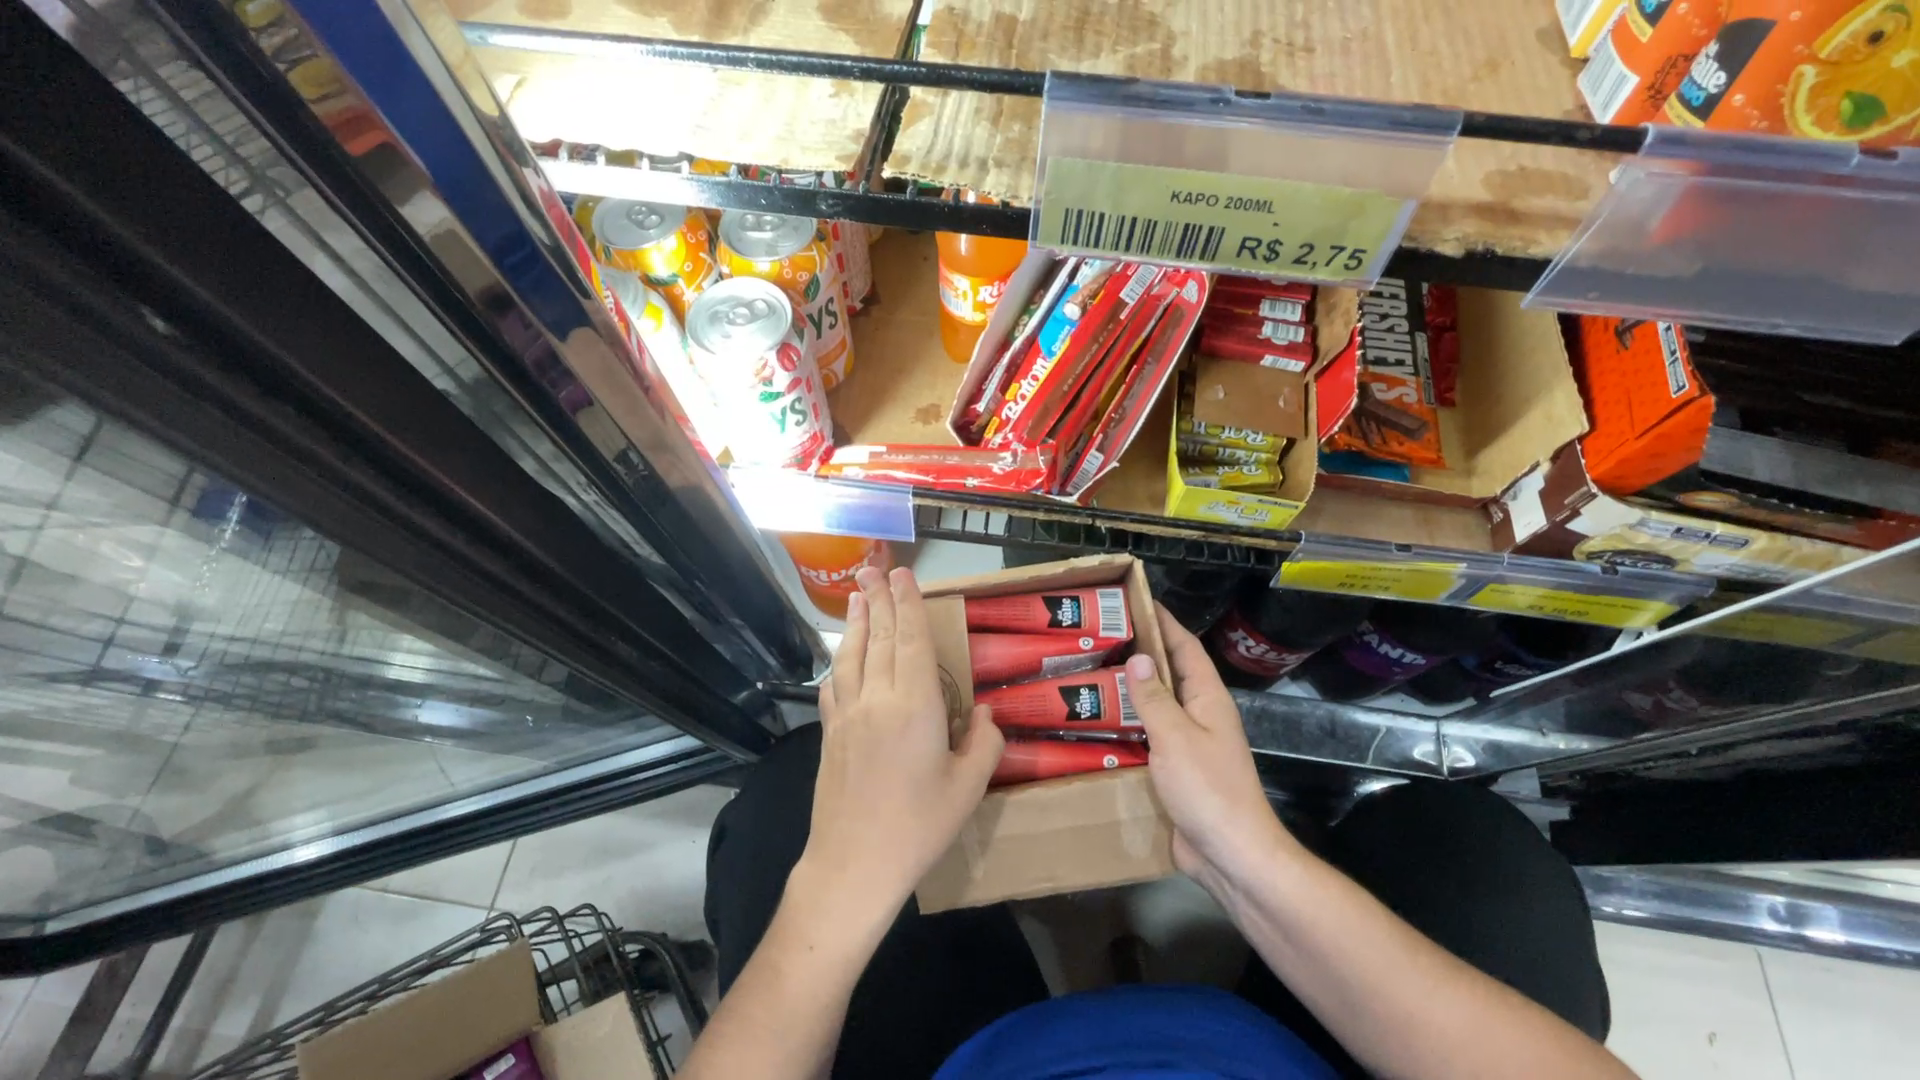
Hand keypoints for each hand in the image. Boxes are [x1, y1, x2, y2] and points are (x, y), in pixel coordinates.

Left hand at [797, 566, 1003, 921]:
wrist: (853, 863)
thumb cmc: (918, 827)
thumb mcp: (968, 788)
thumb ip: (983, 744)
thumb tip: (986, 713)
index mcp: (915, 705)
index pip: (912, 640)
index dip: (910, 604)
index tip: (904, 575)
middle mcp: (877, 699)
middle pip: (880, 639)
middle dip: (880, 600)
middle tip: (874, 568)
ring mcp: (847, 716)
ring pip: (852, 656)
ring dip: (857, 623)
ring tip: (858, 595)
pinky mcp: (829, 736)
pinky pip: (835, 686)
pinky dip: (840, 663)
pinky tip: (841, 659)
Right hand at [1126, 604, 1298, 892]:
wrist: (1231, 853)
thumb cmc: (1208, 788)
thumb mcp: (1176, 737)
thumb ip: (1155, 698)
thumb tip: (1139, 656)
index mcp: (1208, 700)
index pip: (1186, 648)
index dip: (1165, 623)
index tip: (1137, 600)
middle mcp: (1201, 717)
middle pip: (1171, 675)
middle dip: (1142, 653)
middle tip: (1100, 638)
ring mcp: (1191, 746)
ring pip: (1158, 708)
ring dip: (1131, 692)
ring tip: (1091, 675)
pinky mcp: (1177, 772)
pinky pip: (1150, 739)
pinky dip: (1128, 728)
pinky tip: (1100, 727)